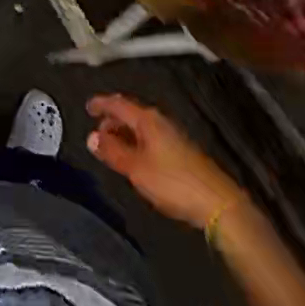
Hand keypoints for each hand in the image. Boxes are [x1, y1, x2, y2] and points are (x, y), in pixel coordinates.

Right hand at [86, 94, 248, 228]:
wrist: (216, 202)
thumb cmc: (172, 181)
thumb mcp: (136, 168)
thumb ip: (113, 152)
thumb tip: (91, 137)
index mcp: (147, 120)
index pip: (119, 104)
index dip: (101, 104)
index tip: (87, 107)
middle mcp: (159, 121)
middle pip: (130, 114)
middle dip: (112, 120)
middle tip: (98, 133)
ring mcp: (172, 135)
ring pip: (141, 127)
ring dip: (124, 133)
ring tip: (112, 147)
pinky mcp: (180, 150)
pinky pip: (150, 138)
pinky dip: (136, 142)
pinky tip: (134, 158)